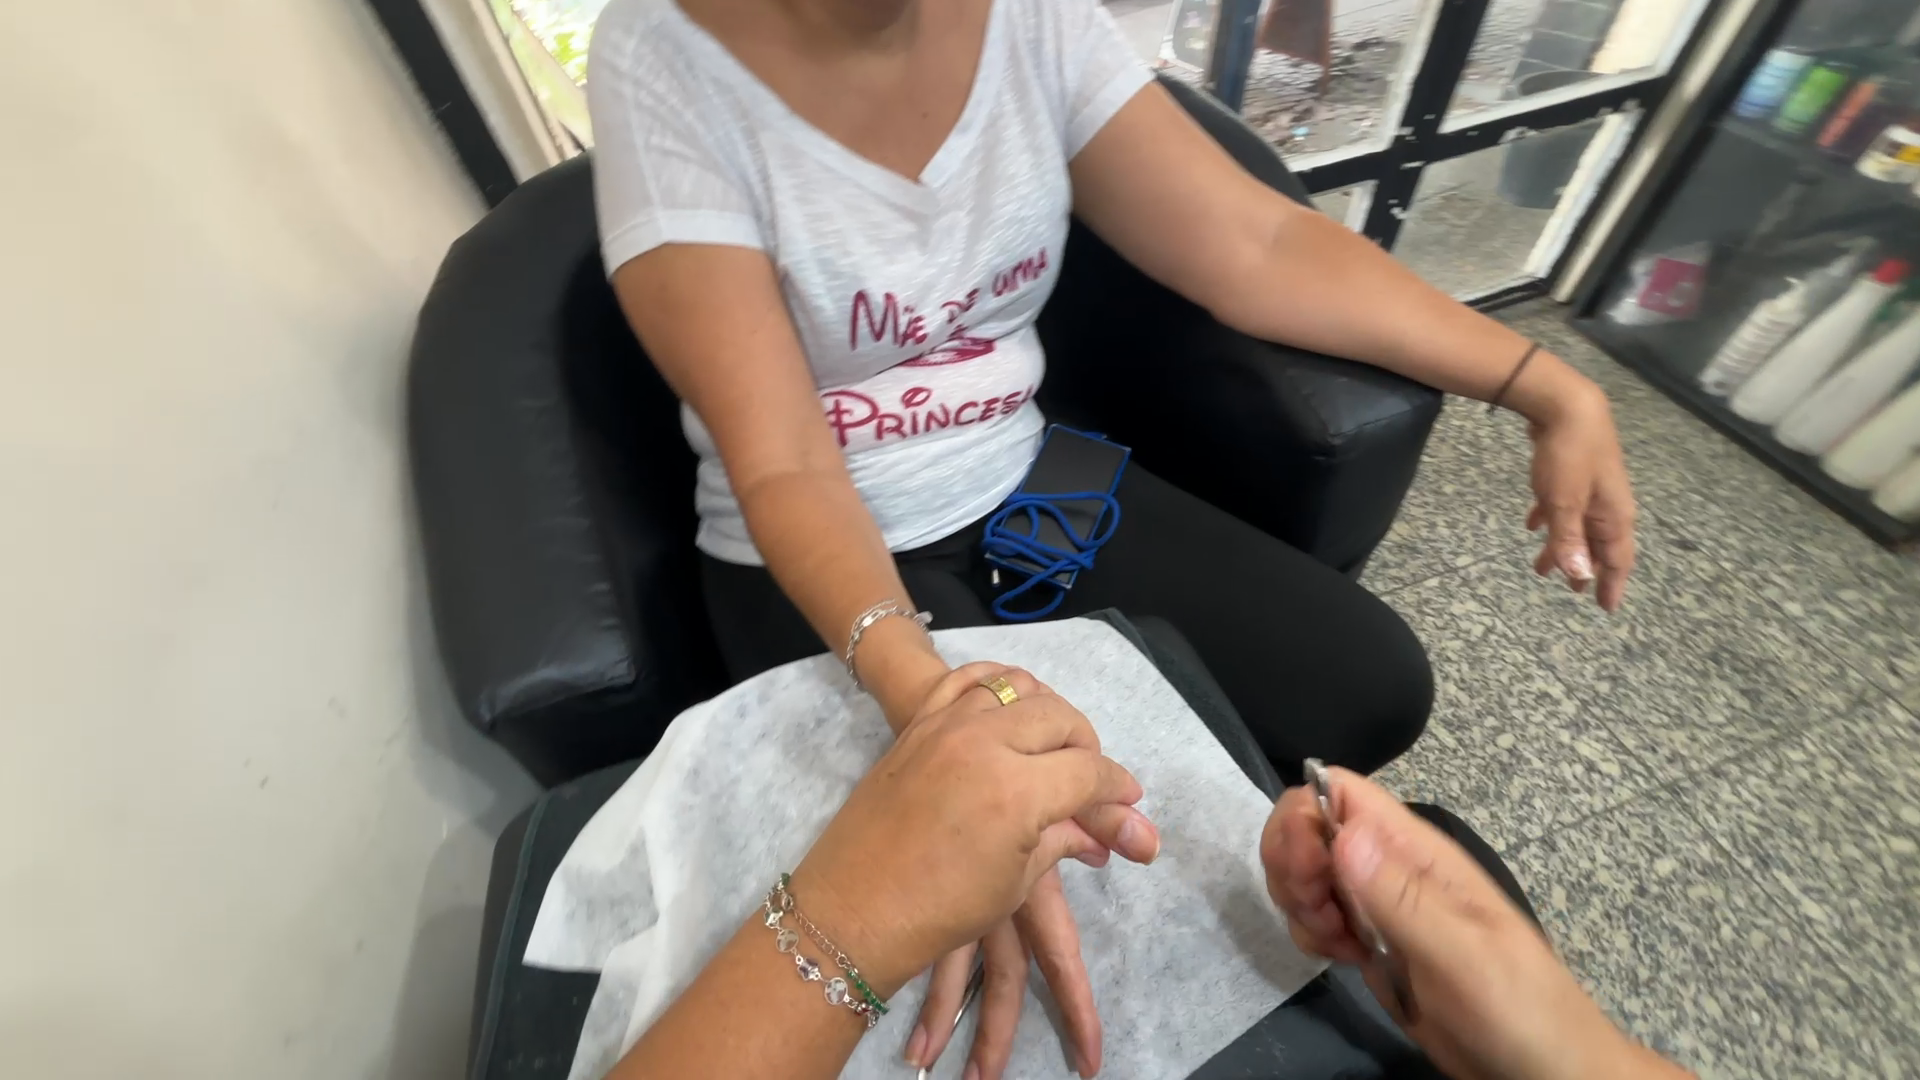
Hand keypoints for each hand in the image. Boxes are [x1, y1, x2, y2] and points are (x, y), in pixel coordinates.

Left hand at [787, 664, 1154, 1008]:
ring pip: (1018, 687)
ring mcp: (948, 723)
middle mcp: (986, 742)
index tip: (1128, 798)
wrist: (855, 903)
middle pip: (1060, 717)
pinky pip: (968, 678)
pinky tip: (1008, 699)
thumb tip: (1111, 835)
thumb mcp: (1014, 882)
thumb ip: (1064, 839)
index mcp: (1016, 792)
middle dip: (1087, 744)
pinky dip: (996, 681)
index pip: (1088, 772)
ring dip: (1044, 709)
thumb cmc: (938, 908)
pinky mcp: (921, 720)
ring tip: (1051, 741)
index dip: (1116, 788)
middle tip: (1090, 776)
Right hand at [1261, 769, 1683, 1079]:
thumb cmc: (1520, 1008)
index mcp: (1413, 849)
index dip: (1305, 814)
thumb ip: (1402, 896)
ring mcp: (1372, 900)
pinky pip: (1310, 912)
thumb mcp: (1465, 955)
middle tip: (1317, 912)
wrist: (1546, 1074)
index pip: (1338, 790)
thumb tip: (1341, 834)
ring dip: (1297, 902)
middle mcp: (1385, 862)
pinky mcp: (1363, 936)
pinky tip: (1340, 959)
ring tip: (1336, 944)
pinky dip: (1308, 932)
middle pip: (1306, 825)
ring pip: (1301, 868)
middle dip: (1292, 864)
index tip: (1306, 870)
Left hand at [1523, 381, 1637, 612]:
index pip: (1616, 559)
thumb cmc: (1568, 457)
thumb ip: (1569, 539)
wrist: (1567, 408)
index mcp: (1613, 516)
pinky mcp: (1571, 476)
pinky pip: (1562, 507)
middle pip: (1596, 546)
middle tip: (1572, 593)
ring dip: (1561, 547)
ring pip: (1576, 527)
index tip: (1605, 608)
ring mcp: (1590, 489)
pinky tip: (1532, 524)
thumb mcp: (1564, 502)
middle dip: (1584, 570)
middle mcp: (1607, 506)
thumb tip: (1580, 577)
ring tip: (1541, 567)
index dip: (1610, 584)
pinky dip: (1549, 519)